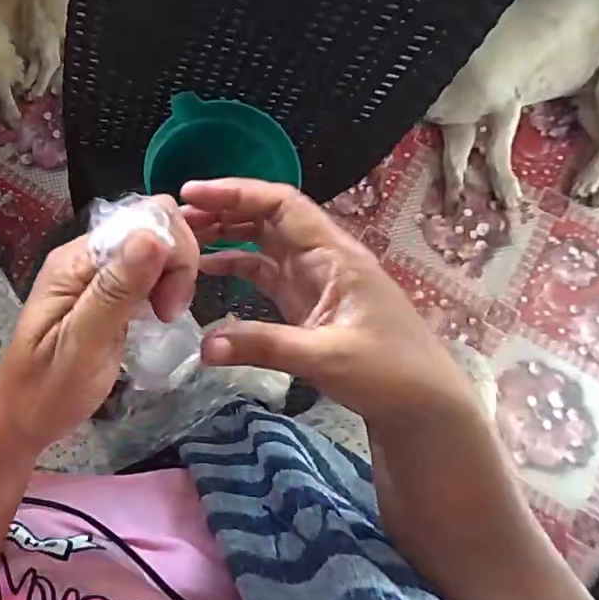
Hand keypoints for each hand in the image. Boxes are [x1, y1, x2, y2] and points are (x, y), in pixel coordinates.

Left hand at [0, 195, 199, 451]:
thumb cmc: (47, 391)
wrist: (21, 419)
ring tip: (162, 318)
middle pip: (153, 226)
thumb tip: (154, 237)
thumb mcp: (83, 345)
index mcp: (75, 262)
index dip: (171, 253)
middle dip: (177, 263)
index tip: (168, 306)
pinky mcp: (107, 293)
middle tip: (168, 314)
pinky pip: (148, 272)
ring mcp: (96, 274)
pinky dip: (164, 289)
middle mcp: (85, 258)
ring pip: (156, 248)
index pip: (143, 220)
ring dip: (173, 278)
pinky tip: (156, 317)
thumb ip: (116, 291)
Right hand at [180, 178, 478, 426]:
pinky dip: (234, 265)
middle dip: (222, 211)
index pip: (281, 204)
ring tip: (183, 238)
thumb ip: (264, 346)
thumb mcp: (326, 357)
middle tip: (176, 220)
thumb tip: (204, 346)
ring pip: (262, 241)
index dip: (236, 193)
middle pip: (267, 217)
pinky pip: (263, 270)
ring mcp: (313, 278)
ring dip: (225, 234)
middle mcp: (322, 257)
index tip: (192, 194)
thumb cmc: (389, 373)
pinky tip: (206, 270)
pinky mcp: (305, 300)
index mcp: (334, 255)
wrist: (422, 406)